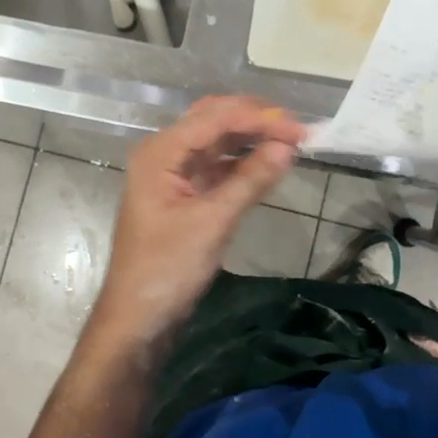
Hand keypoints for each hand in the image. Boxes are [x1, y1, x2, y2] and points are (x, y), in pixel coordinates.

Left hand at [93, 97, 305, 344]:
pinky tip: (267, 165)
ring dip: (250, 139)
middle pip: (212, 121)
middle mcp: (163, 155)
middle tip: (298, 128)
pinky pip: (215, 167)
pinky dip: (241, 163)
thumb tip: (288, 147)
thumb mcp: (212, 223)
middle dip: (254, 120)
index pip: (215, 118)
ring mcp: (171, 176)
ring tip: (289, 143)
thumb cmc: (167, 269)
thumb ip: (250, 180)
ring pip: (215, 143)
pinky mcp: (182, 196)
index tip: (301, 129)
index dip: (259, 119)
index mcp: (160, 153)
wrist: (136, 319)